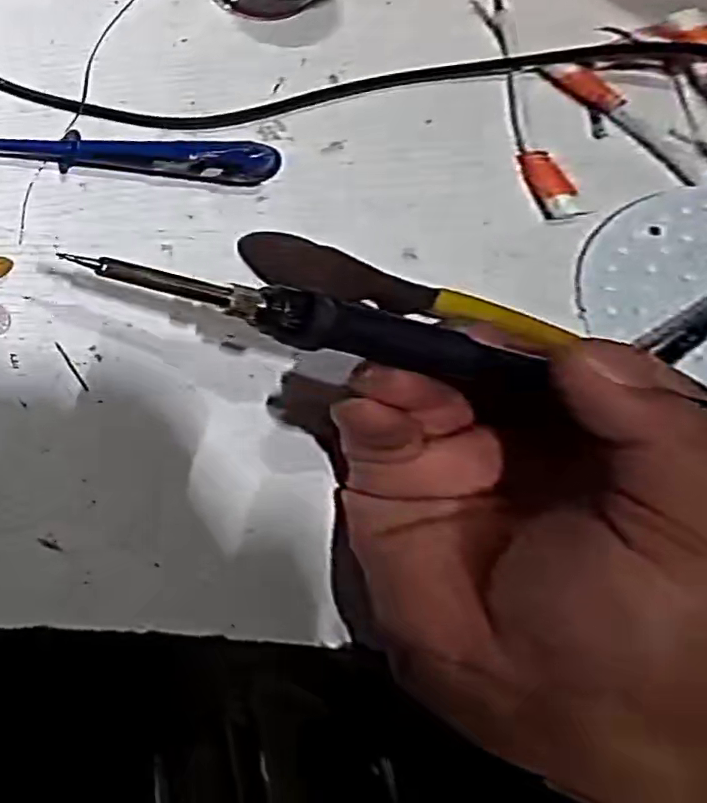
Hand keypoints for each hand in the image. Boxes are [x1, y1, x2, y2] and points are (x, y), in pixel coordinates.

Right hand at [332, 340, 706, 801]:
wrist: (543, 702)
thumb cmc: (657, 640)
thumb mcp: (694, 531)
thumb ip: (660, 436)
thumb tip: (586, 356)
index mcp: (611, 446)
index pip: (561, 368)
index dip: (526, 342)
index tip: (494, 331)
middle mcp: (526, 441)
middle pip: (473, 366)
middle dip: (444, 346)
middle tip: (427, 342)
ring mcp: (449, 454)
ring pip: (411, 382)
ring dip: (395, 371)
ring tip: (392, 385)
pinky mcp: (385, 474)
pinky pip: (365, 421)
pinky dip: (361, 406)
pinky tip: (371, 412)